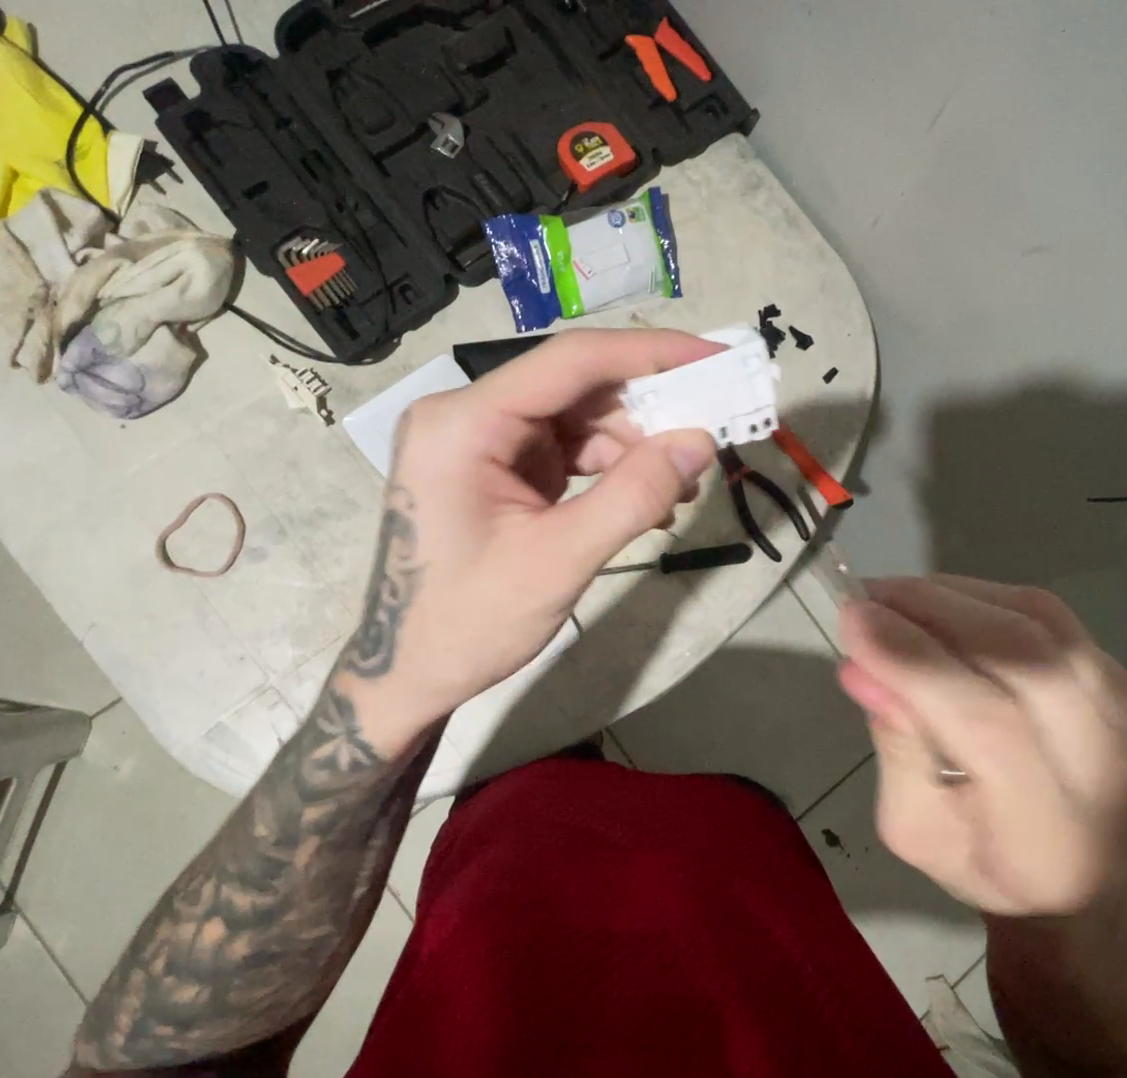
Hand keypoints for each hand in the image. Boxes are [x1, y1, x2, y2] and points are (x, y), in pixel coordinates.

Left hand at [341, 329, 719, 734]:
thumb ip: (634, 496)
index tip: (716, 357)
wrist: (410, 674)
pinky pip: (564, 450)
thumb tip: (702, 442)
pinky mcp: (493, 468)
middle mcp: (466, 416)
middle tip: (711, 431)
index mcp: (464, 423)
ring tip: (682, 487)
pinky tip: (645, 502)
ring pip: (576, 419)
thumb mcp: (559, 560)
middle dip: (648, 409)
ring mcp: (479, 442)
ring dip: (634, 447)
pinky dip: (609, 471)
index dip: (650, 353)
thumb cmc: (469, 623)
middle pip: (575, 387)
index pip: (570, 361)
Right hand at [836, 575, 1126, 915]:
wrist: (1082, 887)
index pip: (987, 725)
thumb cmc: (984, 865)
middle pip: (1028, 660)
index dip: (915, 662)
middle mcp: (1117, 777)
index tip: (852, 618)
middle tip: (871, 594)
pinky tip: (951, 611)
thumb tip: (862, 664)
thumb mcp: (913, 827)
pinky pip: (1061, 627)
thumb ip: (895, 746)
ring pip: (1048, 627)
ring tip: (903, 596)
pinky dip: (995, 606)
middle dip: (936, 612)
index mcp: (1052, 840)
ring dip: (963, 598)